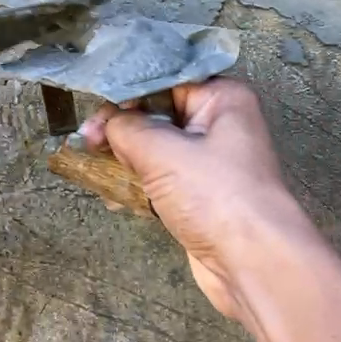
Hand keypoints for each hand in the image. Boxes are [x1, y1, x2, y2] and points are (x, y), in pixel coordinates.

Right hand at [81, 78, 318, 322]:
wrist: (252, 261)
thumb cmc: (216, 195)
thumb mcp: (163, 151)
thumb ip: (128, 129)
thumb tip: (108, 123)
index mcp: (224, 97)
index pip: (167, 80)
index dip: (129, 93)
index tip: (95, 109)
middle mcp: (221, 123)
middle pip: (161, 114)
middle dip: (124, 129)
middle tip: (88, 141)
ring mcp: (212, 161)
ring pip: (159, 149)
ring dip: (127, 159)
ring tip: (95, 169)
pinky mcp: (202, 194)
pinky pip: (163, 179)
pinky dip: (139, 185)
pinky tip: (114, 196)